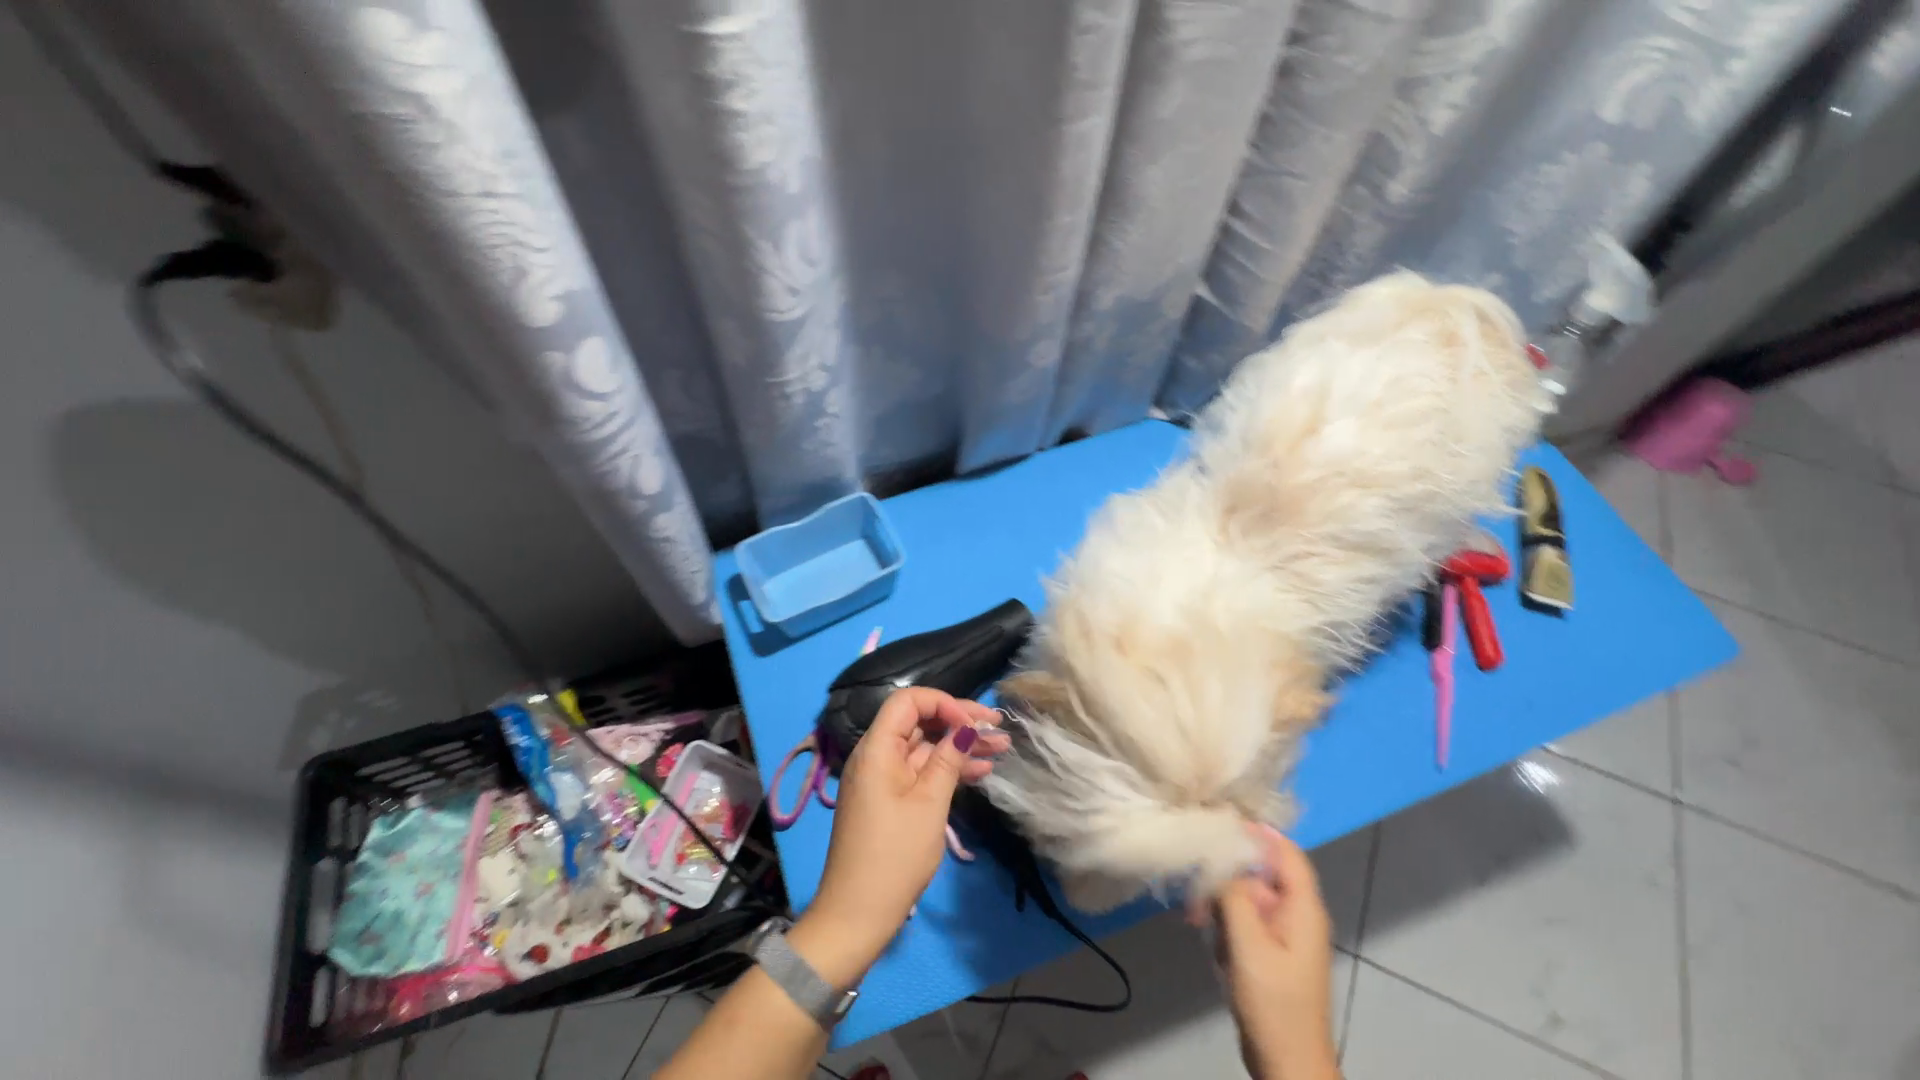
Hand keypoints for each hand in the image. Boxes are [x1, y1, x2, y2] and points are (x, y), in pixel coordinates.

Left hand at [793, 688, 1006, 982]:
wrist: (858, 912)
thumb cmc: (895, 854)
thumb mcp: (929, 803)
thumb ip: (948, 760)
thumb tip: (965, 729)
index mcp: (876, 749)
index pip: (908, 702)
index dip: (944, 703)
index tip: (974, 724)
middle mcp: (876, 756)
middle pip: (918, 723)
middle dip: (959, 723)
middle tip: (999, 729)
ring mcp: (882, 780)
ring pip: (924, 748)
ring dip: (960, 747)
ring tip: (1001, 748)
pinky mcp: (890, 800)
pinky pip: (920, 772)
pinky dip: (947, 769)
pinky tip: (980, 772)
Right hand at [1212, 825, 1340, 1079]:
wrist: (1287, 1062)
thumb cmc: (1273, 1001)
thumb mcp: (1248, 944)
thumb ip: (1235, 895)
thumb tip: (1221, 856)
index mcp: (1303, 907)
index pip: (1285, 851)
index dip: (1256, 831)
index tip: (1217, 820)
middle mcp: (1296, 914)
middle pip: (1261, 872)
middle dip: (1227, 872)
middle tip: (1193, 877)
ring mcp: (1283, 934)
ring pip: (1248, 896)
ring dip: (1221, 900)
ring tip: (1195, 913)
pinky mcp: (1269, 952)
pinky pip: (1245, 921)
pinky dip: (1224, 922)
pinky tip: (1204, 932)